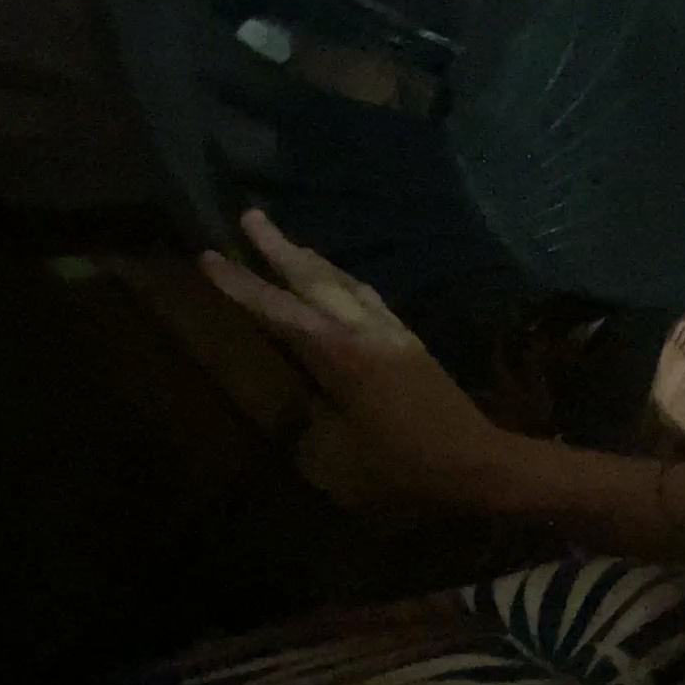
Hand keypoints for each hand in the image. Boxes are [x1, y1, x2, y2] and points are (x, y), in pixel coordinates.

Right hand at [200, 209, 507, 507]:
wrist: (477, 462)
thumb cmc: (405, 469)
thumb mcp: (339, 462)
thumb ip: (308, 429)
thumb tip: (290, 407)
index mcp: (343, 357)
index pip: (281, 312)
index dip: (242, 286)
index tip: (208, 256)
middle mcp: (368, 333)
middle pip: (318, 280)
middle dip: (281, 248)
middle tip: (252, 215)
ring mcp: (394, 334)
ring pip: (349, 284)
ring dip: (316, 261)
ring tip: (290, 243)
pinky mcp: (412, 343)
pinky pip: (372, 300)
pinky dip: (347, 283)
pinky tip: (344, 285)